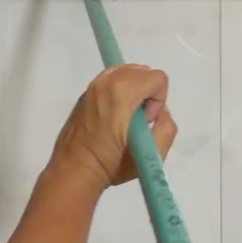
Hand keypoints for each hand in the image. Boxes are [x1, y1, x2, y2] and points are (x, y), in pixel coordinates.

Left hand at [49, 64, 175, 187]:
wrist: (74, 170)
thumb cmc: (112, 163)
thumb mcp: (152, 153)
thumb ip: (167, 127)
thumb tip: (160, 112)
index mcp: (123, 92)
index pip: (158, 78)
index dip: (159, 100)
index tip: (147, 122)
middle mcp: (107, 80)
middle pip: (143, 72)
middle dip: (148, 94)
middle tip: (138, 120)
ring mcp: (94, 84)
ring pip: (128, 72)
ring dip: (135, 90)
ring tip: (126, 116)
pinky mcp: (86, 92)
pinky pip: (112, 78)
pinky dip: (120, 89)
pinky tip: (115, 114)